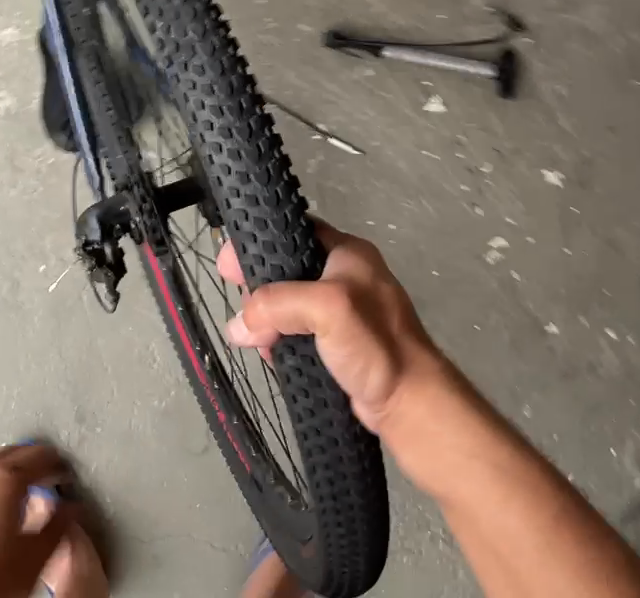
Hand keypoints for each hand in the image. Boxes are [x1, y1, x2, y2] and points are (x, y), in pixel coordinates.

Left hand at [0, 443, 75, 597]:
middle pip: (12, 454)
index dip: (58, 464)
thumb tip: (70, 511)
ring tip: (9, 504)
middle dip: (31, 466)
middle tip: (43, 481)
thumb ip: (57, 528)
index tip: (64, 474)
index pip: (42, 455)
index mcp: (5, 478)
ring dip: (0, 479)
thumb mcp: (30, 561)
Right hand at [224, 221, 452, 432]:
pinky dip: (277, 341)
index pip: (292, 232)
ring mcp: (339, 312)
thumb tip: (239, 327)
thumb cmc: (375, 345)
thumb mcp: (325, 307)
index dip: (258, 243)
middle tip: (243, 311)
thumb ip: (277, 304)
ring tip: (253, 339)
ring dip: (265, 321)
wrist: (410, 406)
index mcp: (347, 253)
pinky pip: (293, 332)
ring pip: (285, 305)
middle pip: (283, 270)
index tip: (229, 264)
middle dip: (258, 291)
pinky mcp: (334, 343)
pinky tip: (270, 354)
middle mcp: (342, 276)